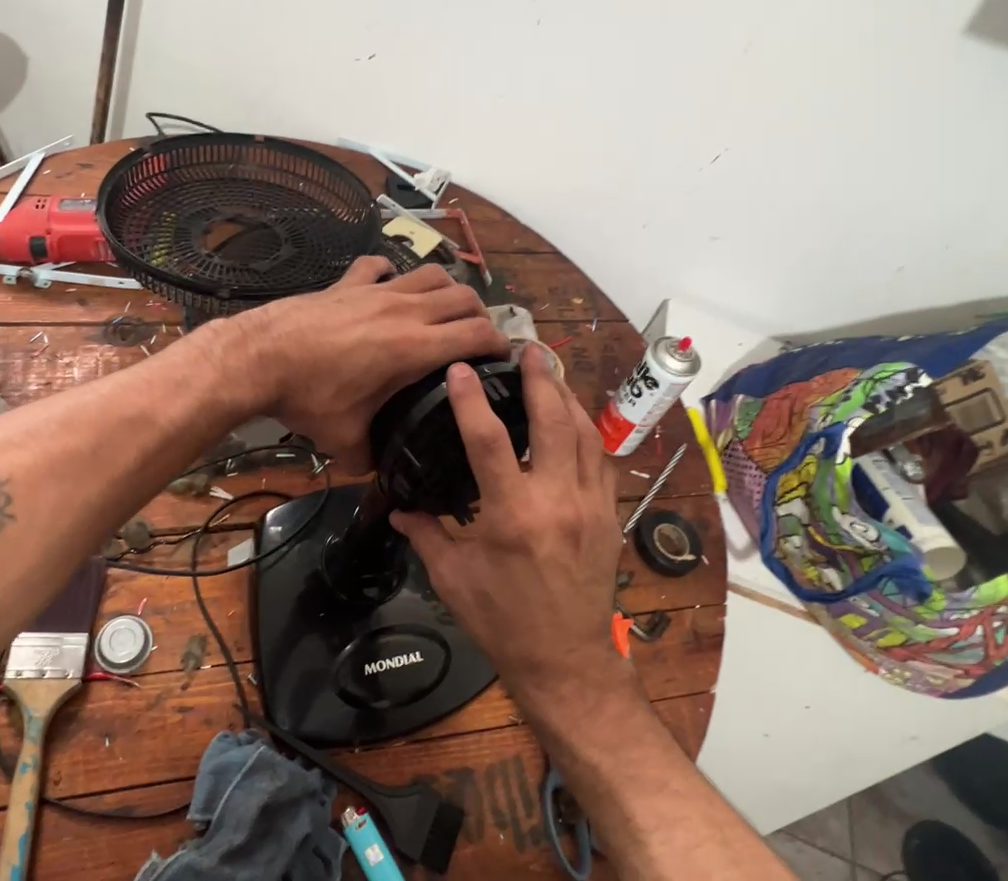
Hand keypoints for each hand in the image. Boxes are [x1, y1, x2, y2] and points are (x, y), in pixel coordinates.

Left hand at [218, 257, 509, 470]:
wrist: (259, 359)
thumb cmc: (308, 398)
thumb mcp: (345, 440)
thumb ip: (370, 457)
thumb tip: (376, 469)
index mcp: (415, 348)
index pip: (478, 333)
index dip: (500, 343)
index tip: (503, 357)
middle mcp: (405, 311)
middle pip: (464, 297)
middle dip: (480, 314)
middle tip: (477, 337)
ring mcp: (376, 291)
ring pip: (430, 273)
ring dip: (446, 288)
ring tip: (445, 309)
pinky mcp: (348, 282)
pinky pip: (379, 265)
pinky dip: (392, 272)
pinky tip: (388, 286)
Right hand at [390, 344, 628, 706]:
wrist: (566, 659)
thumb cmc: (504, 621)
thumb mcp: (454, 579)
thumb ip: (427, 534)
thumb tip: (400, 507)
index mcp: (512, 515)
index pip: (488, 440)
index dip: (470, 400)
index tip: (460, 369)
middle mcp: (556, 500)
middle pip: (553, 421)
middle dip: (541, 378)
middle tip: (527, 347)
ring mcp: (589, 506)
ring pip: (584, 435)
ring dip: (567, 398)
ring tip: (551, 371)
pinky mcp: (608, 516)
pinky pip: (600, 461)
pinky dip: (586, 433)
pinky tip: (574, 420)